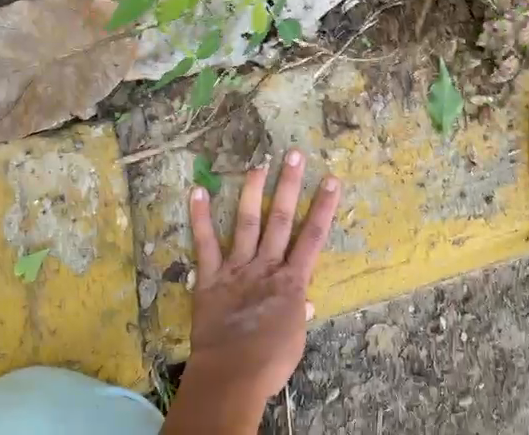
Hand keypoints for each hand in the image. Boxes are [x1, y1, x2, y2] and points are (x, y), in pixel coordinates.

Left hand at [179, 150, 340, 413]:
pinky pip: (205, 243)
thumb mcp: (294, 338)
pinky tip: (197, 191)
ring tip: (258, 164)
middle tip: (293, 154)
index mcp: (292, 282)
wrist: (232, 374)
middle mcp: (267, 266)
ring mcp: (237, 268)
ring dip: (253, 191)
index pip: (312, 237)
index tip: (331, 179)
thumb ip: (298, 313)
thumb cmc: (270, 362)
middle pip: (281, 219)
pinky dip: (200, 217)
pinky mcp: (210, 277)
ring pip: (247, 223)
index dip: (323, 207)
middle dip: (289, 185)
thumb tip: (305, 302)